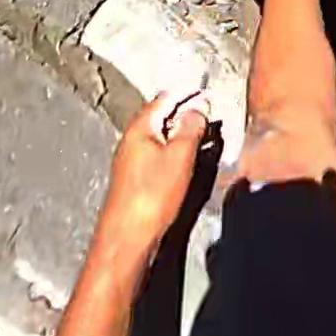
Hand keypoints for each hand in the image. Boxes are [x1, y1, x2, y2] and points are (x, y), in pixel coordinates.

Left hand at [96, 91, 208, 255]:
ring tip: (203, 135)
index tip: (209, 93)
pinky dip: (175, 150)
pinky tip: (187, 159)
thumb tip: (199, 105)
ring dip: (182, 132)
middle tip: (209, 113)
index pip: (166, 96)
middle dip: (186, 110)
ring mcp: (132, 160)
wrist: (125, 243)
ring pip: (161, 135)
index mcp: (140, 127)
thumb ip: (192, 125)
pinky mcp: (135, 180)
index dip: (189, 92)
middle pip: (162, 114)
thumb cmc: (152, 196)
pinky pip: (158, 153)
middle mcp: (132, 139)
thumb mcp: (180, 155)